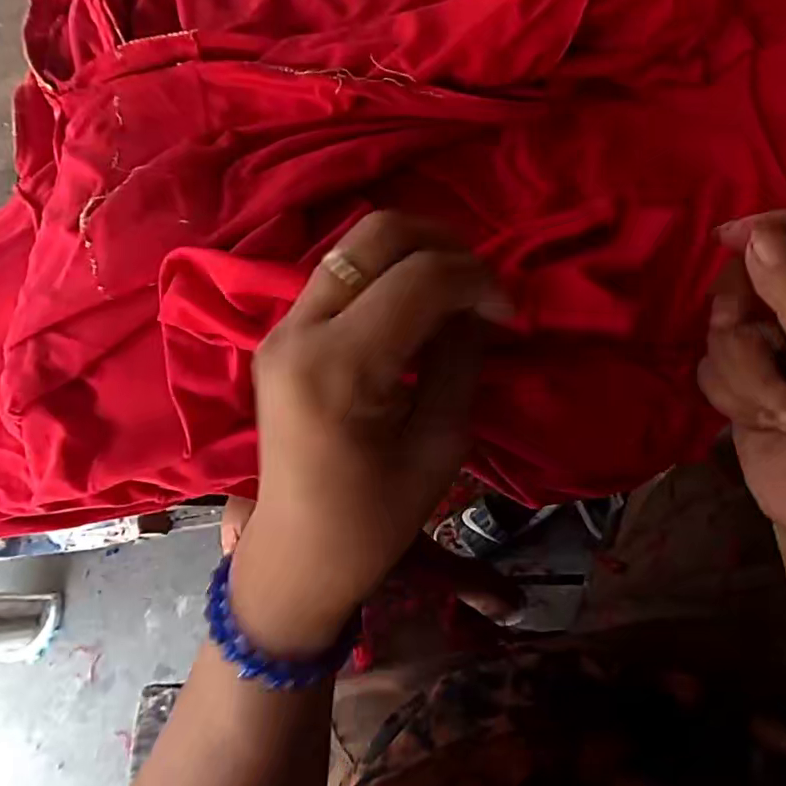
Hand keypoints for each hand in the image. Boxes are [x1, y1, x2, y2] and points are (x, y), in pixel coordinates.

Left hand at [231, 212, 510, 655]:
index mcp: (339, 368)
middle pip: (378, 232)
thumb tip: (479, 303)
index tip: (506, 312)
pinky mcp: (279, 332)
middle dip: (444, 243)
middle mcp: (299, 330)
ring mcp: (281, 326)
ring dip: (414, 253)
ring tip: (453, 291)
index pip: (420, 278)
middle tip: (479, 284)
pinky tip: (414, 307)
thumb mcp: (441, 442)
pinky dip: (386, 273)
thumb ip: (460, 357)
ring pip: (355, 243)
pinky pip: (339, 273)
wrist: (297, 553)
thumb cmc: (376, 518)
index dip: (477, 279)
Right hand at [697, 211, 785, 544]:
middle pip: (758, 278)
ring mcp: (784, 355)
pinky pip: (713, 361)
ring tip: (779, 404)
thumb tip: (754, 235)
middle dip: (749, 314)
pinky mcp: (750, 386)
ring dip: (745, 367)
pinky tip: (762, 420)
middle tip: (763, 344)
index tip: (730, 238)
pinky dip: (732, 392)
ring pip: (726, 325)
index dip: (778, 232)